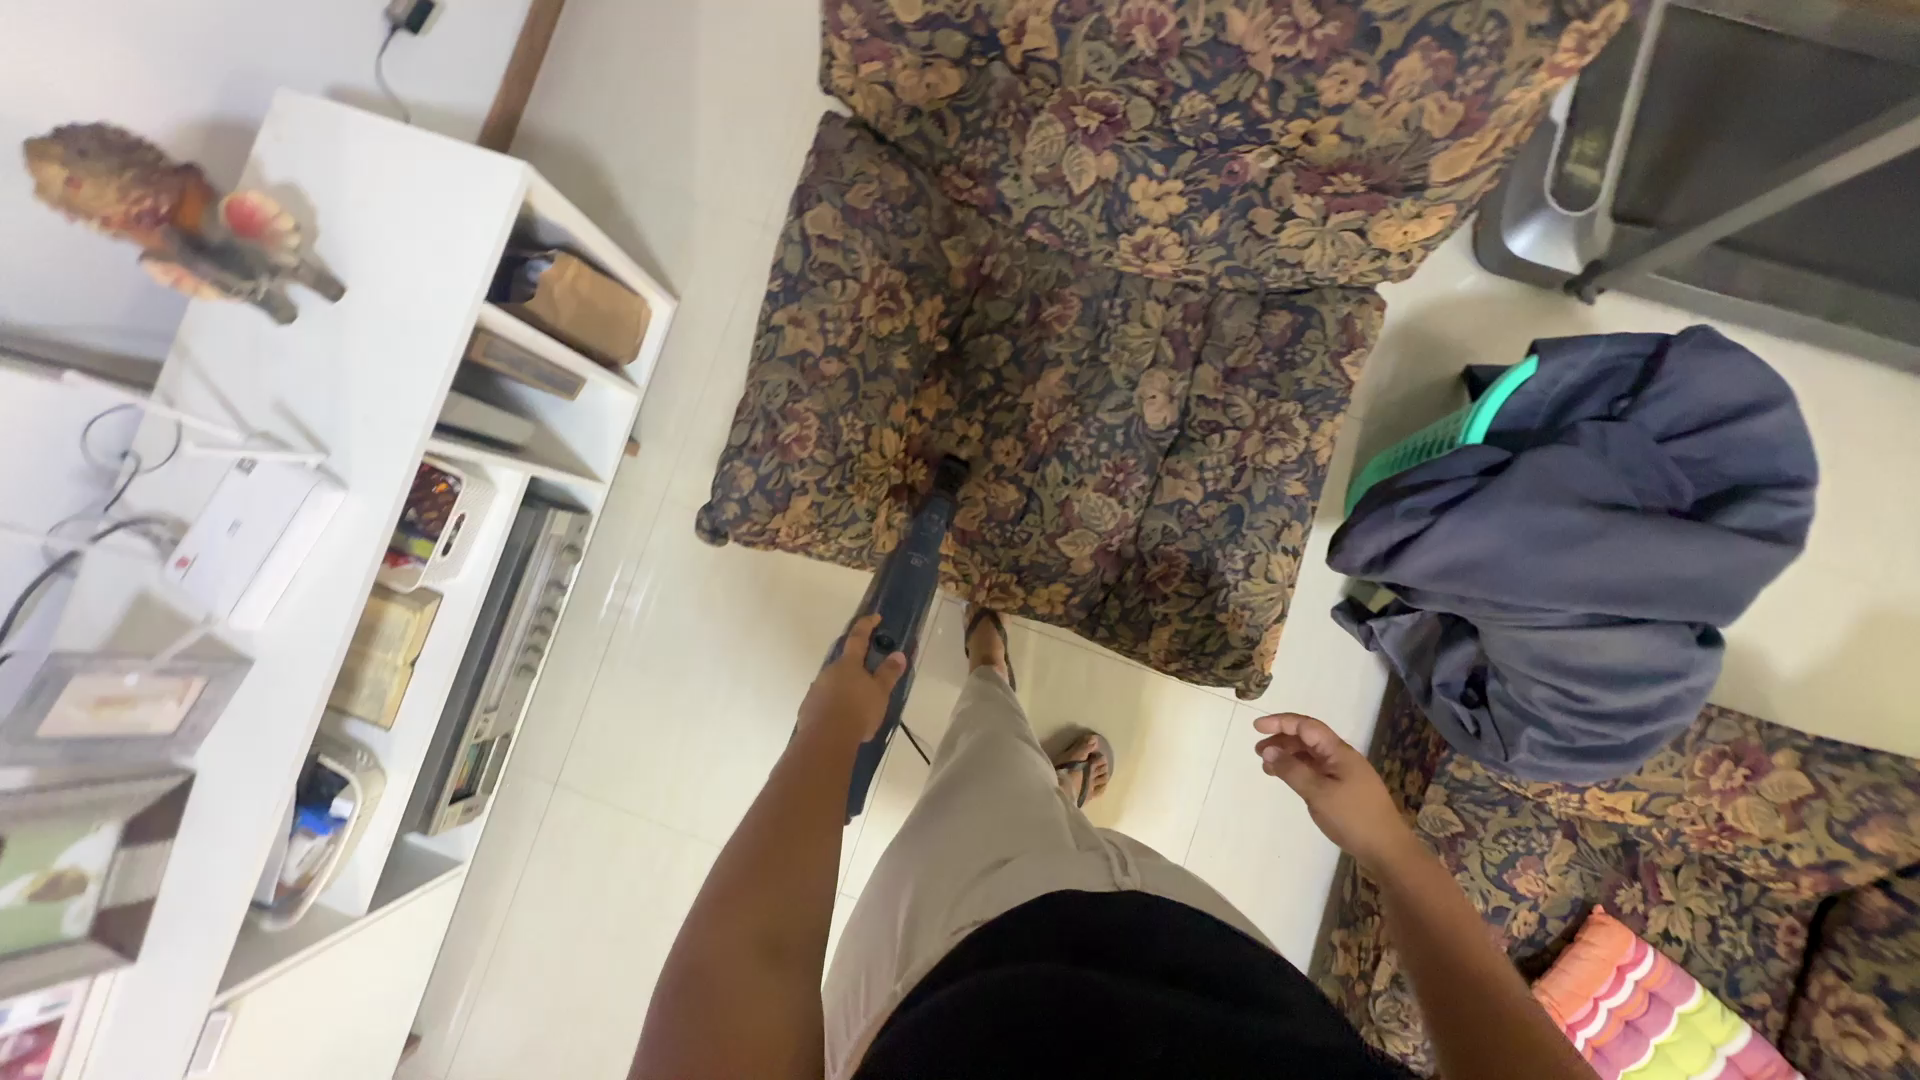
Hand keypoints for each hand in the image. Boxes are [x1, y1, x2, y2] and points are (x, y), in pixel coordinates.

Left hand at [799, 614, 907, 743]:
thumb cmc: (858, 711)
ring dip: (845, 689)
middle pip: (844, 664)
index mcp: (848, 664)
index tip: (875, 617)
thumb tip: (898, 654)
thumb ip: (888, 673)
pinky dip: (834, 706)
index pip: (858, 638)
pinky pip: (824, 701)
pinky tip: (842, 720)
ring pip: (833, 683)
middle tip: (870, 679)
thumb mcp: (880, 693)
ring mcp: (816, 689)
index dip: (866, 625)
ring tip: (858, 706)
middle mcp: (829, 672)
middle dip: (856, 668)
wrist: (826, 740)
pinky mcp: (808, 708)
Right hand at [1253, 713, 1420, 875]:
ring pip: (1310, 755)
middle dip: (1281, 740)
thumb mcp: (1317, 793)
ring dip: (1287, 756)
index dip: (1280, 722)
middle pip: (1307, 738)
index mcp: (1339, 752)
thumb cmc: (1353, 818)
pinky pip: (1315, 770)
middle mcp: (1341, 757)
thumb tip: (1269, 750)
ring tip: (1267, 767)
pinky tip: (1286, 779)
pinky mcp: (1343, 789)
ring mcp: (1343, 773)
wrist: (1388, 850)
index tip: (1256, 727)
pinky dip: (1297, 770)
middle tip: (1258, 751)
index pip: (1306, 726)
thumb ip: (1291, 769)